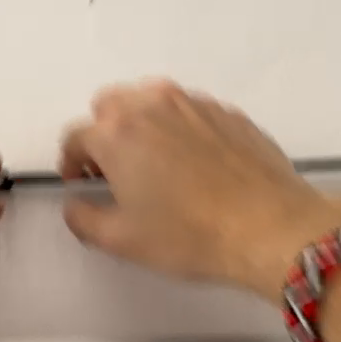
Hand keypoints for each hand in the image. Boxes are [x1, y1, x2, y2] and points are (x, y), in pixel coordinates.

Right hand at [57, 80, 340, 300]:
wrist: (269, 228)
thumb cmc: (187, 236)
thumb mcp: (121, 240)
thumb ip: (83, 219)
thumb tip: (75, 205)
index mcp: (117, 132)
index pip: (76, 136)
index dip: (71, 163)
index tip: (81, 185)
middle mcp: (152, 104)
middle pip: (110, 105)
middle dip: (104, 135)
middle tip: (115, 173)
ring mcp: (195, 104)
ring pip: (151, 101)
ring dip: (141, 126)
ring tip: (155, 166)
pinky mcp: (229, 113)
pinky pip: (190, 112)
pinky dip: (180, 130)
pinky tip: (194, 167)